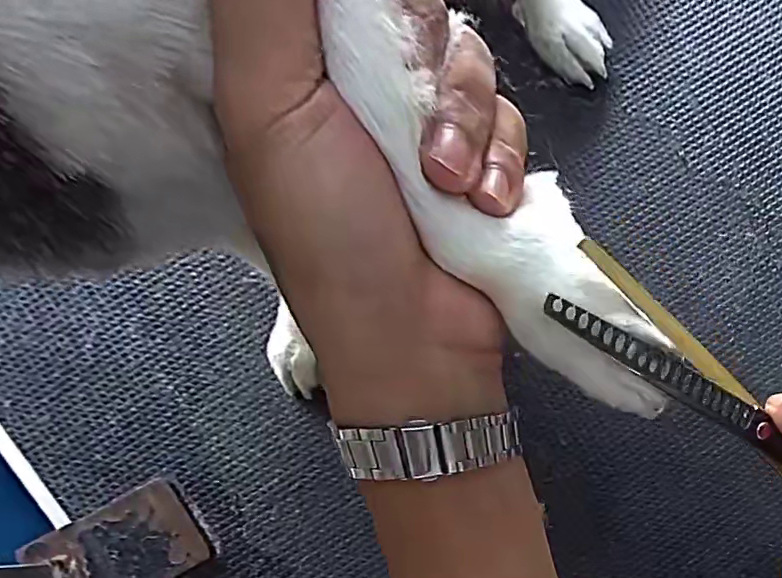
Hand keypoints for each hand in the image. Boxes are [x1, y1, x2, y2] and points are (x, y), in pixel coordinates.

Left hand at [210, 0, 526, 423]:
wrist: (414, 340)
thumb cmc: (333, 238)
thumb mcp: (268, 105)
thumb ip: (268, 6)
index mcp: (307, 64)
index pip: (356, 1)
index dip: (376, 11)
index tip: (382, 44)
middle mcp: (375, 90)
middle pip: (421, 14)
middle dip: (428, 68)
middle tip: (414, 134)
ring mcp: (440, 132)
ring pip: (474, 65)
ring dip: (468, 128)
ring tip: (451, 190)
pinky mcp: (491, 169)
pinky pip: (513, 125)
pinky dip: (504, 164)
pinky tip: (486, 206)